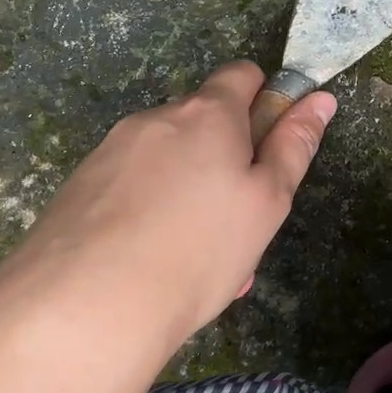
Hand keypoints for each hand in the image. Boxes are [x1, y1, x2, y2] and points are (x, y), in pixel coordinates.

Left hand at [0, 62, 336, 392]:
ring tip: (193, 258)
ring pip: (165, 163)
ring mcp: (106, 156)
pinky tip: (150, 270)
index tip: (268, 148)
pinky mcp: (70, 195)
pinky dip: (145, 216)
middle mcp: (155, 120)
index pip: (242, 74)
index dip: (263, 101)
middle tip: (236, 220)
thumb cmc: (197, 249)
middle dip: (224, 157)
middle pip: (202, 121)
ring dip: (186, 192)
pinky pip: (127, 192)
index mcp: (208, 112)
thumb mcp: (268, 200)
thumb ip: (295, 144)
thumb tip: (320, 98)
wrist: (73, 318)